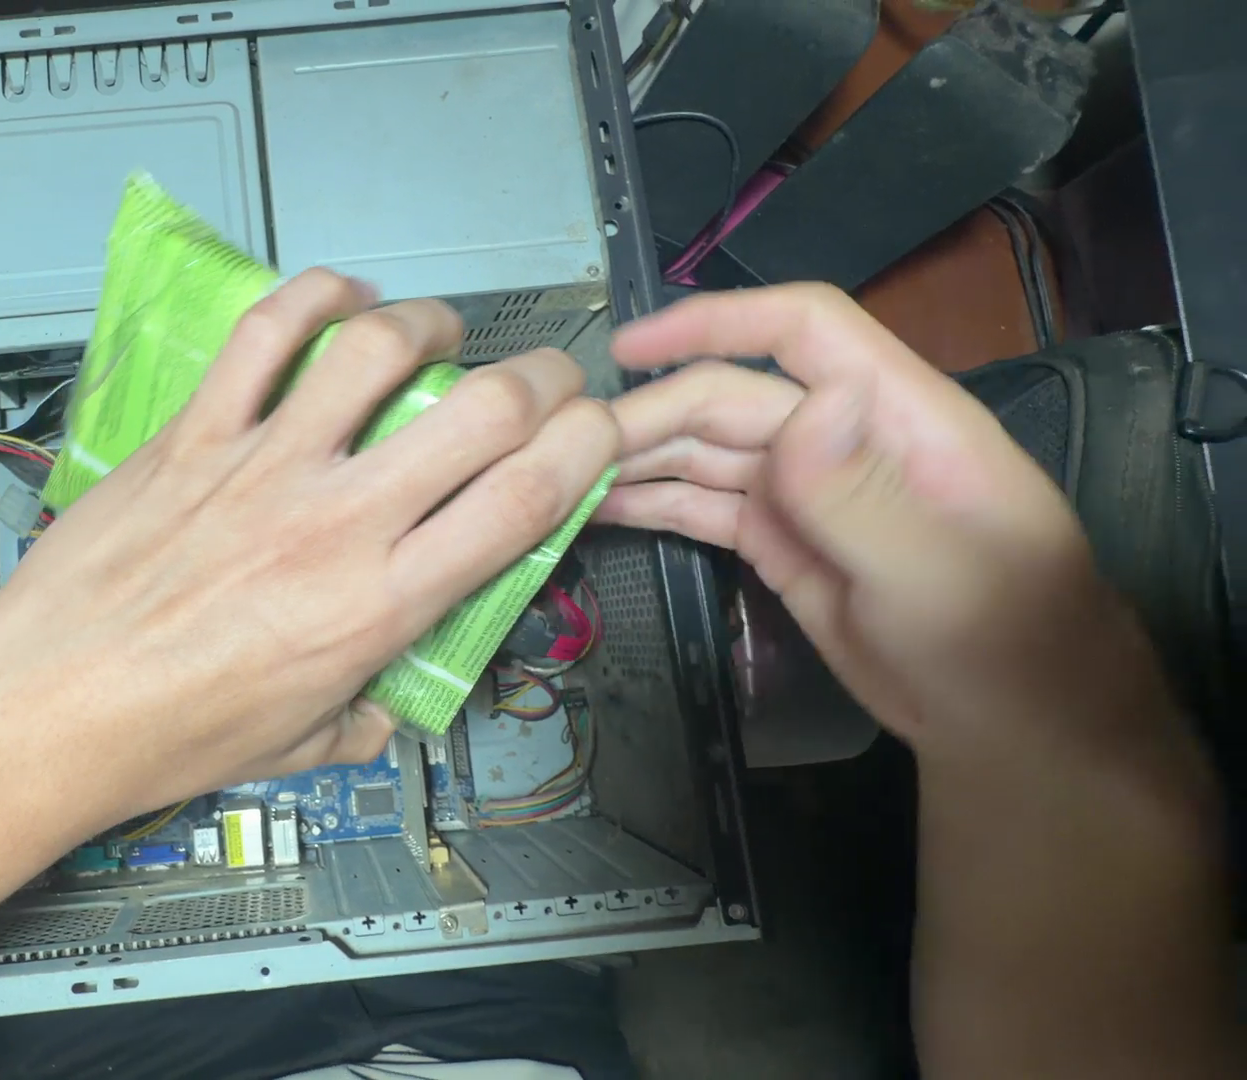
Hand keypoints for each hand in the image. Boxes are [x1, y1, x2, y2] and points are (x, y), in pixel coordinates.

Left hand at [0, 269, 619, 832]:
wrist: (48, 708)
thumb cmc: (170, 735)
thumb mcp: (301, 747)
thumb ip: (367, 712)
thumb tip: (388, 692)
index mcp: (378, 604)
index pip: (525, 500)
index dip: (586, 447)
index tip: (589, 433)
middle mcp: (335, 519)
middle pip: (480, 408)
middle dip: (536, 377)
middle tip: (532, 382)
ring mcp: (261, 465)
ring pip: (375, 349)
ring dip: (428, 325)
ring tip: (435, 333)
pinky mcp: (194, 437)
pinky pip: (262, 337)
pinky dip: (313, 298)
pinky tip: (338, 300)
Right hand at [596, 284, 1169, 754]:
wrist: (1007, 726)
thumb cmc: (1006, 647)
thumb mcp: (941, 575)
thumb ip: (866, 492)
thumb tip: (812, 402)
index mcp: (896, 418)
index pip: (802, 334)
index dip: (714, 324)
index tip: (628, 349)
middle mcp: (835, 440)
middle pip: (726, 400)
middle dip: (647, 417)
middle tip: (568, 453)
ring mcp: (797, 492)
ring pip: (699, 453)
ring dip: (635, 460)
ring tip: (566, 478)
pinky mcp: (770, 538)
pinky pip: (696, 507)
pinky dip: (648, 504)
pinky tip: (598, 508)